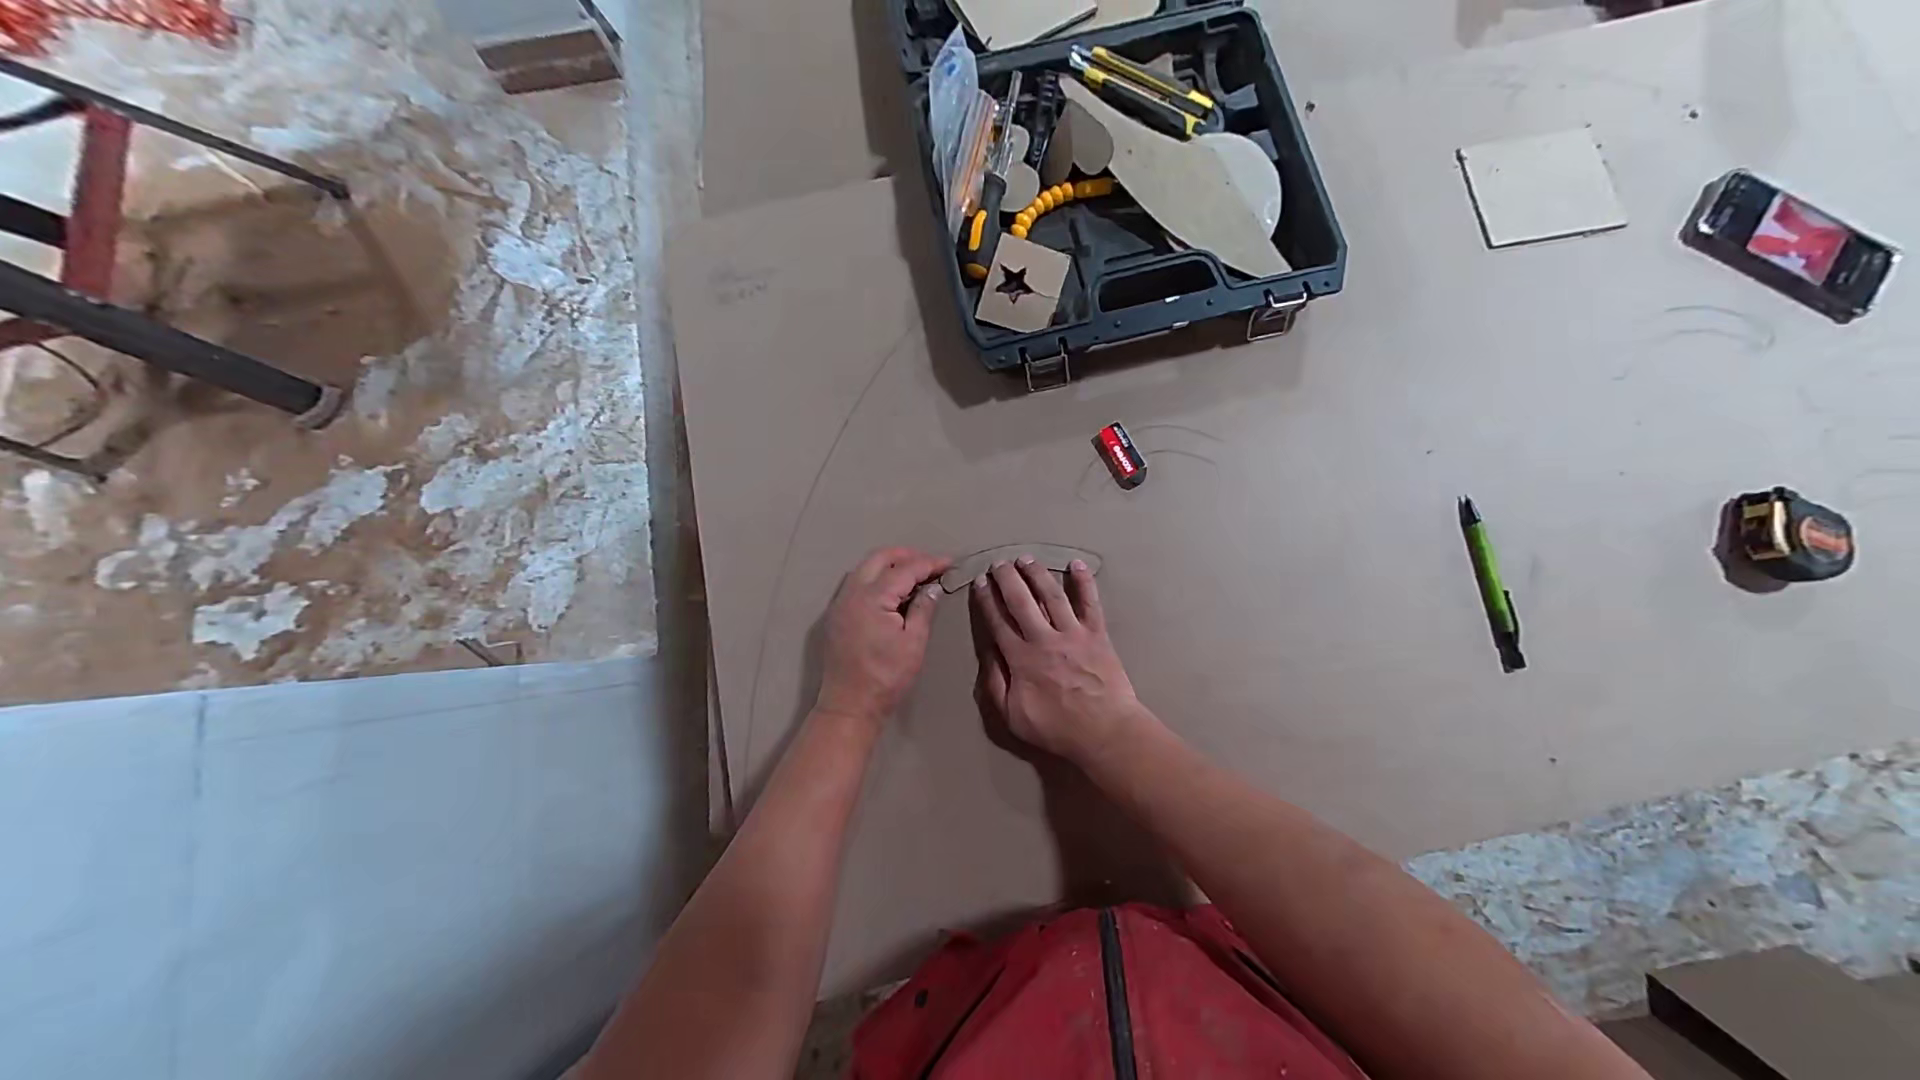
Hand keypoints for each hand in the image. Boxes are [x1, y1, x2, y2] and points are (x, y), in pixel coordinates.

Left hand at [815, 547, 951, 725]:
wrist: (850, 704)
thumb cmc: (886, 677)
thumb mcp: (913, 642)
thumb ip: (923, 609)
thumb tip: (933, 588)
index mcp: (872, 597)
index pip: (905, 569)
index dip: (929, 563)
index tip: (949, 563)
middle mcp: (852, 593)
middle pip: (880, 558)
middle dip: (907, 556)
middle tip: (931, 565)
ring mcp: (840, 602)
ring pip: (865, 568)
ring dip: (890, 566)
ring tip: (914, 575)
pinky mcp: (837, 615)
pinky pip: (857, 583)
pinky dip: (876, 578)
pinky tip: (893, 591)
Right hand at [969, 557, 1146, 763]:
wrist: (1105, 731)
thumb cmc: (1057, 728)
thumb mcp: (1012, 716)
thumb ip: (995, 683)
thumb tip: (987, 653)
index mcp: (1021, 658)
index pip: (998, 621)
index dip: (987, 600)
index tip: (980, 583)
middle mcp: (1044, 638)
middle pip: (1021, 600)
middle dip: (1007, 578)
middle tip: (999, 564)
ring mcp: (1073, 633)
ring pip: (1051, 594)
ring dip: (1037, 574)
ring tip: (1026, 559)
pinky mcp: (1097, 634)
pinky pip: (1090, 602)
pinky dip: (1084, 581)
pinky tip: (1077, 564)